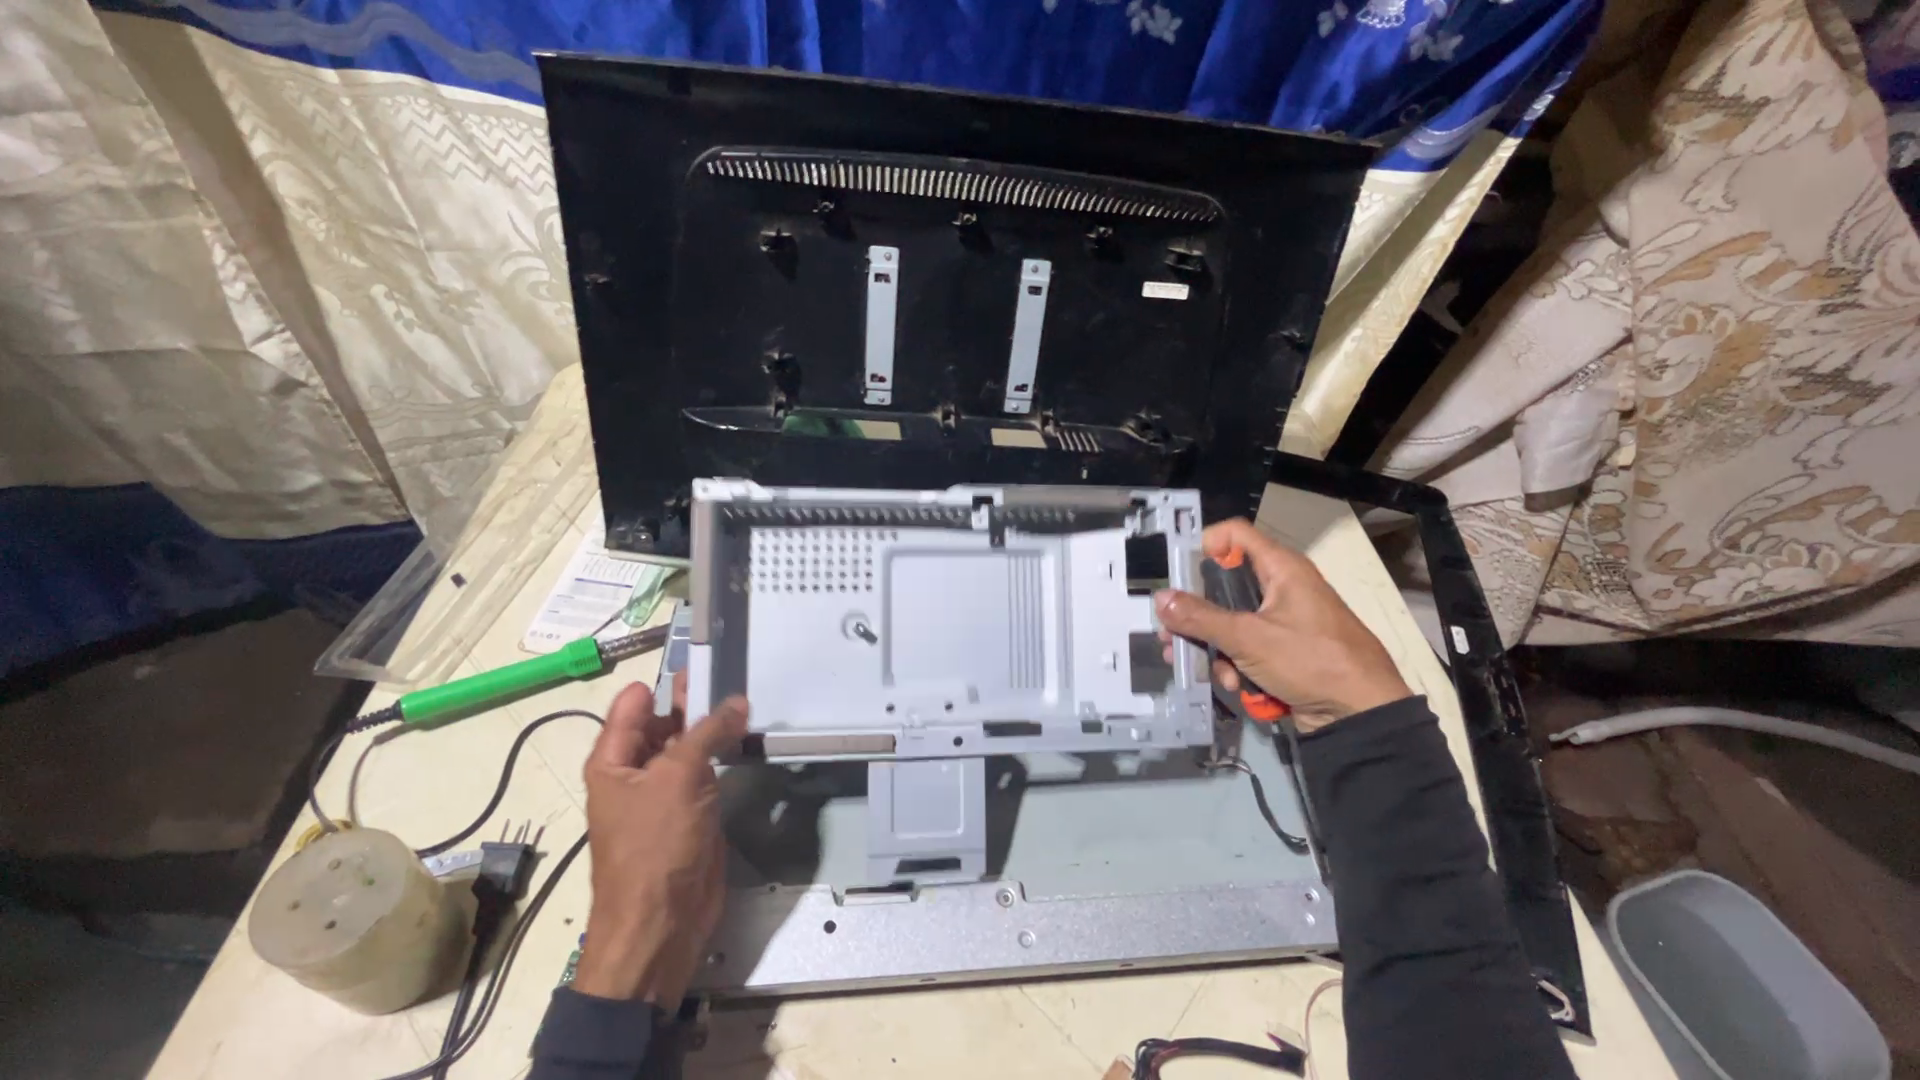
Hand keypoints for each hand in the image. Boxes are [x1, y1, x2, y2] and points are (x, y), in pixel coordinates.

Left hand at [573, 674, 748, 1004]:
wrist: (661, 924)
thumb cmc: (655, 848)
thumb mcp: (678, 779)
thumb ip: (706, 733)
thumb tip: (735, 701)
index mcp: (613, 760)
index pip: (635, 702)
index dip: (667, 679)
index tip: (708, 655)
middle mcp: (635, 772)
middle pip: (666, 722)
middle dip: (697, 700)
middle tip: (740, 670)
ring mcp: (666, 793)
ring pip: (691, 748)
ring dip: (716, 729)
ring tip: (753, 698)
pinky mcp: (693, 813)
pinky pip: (709, 773)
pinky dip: (727, 755)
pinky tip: (752, 739)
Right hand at [1155, 518, 1411, 732]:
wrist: (1361, 713)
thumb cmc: (1311, 661)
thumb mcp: (1249, 638)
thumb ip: (1200, 618)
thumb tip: (1160, 598)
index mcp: (1280, 569)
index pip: (1234, 534)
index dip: (1205, 546)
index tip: (1182, 576)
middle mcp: (1281, 588)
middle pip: (1224, 587)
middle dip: (1196, 615)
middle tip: (1171, 636)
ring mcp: (1283, 622)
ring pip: (1231, 623)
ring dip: (1215, 649)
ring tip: (1206, 671)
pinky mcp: (1285, 652)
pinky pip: (1247, 649)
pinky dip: (1237, 666)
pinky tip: (1237, 686)